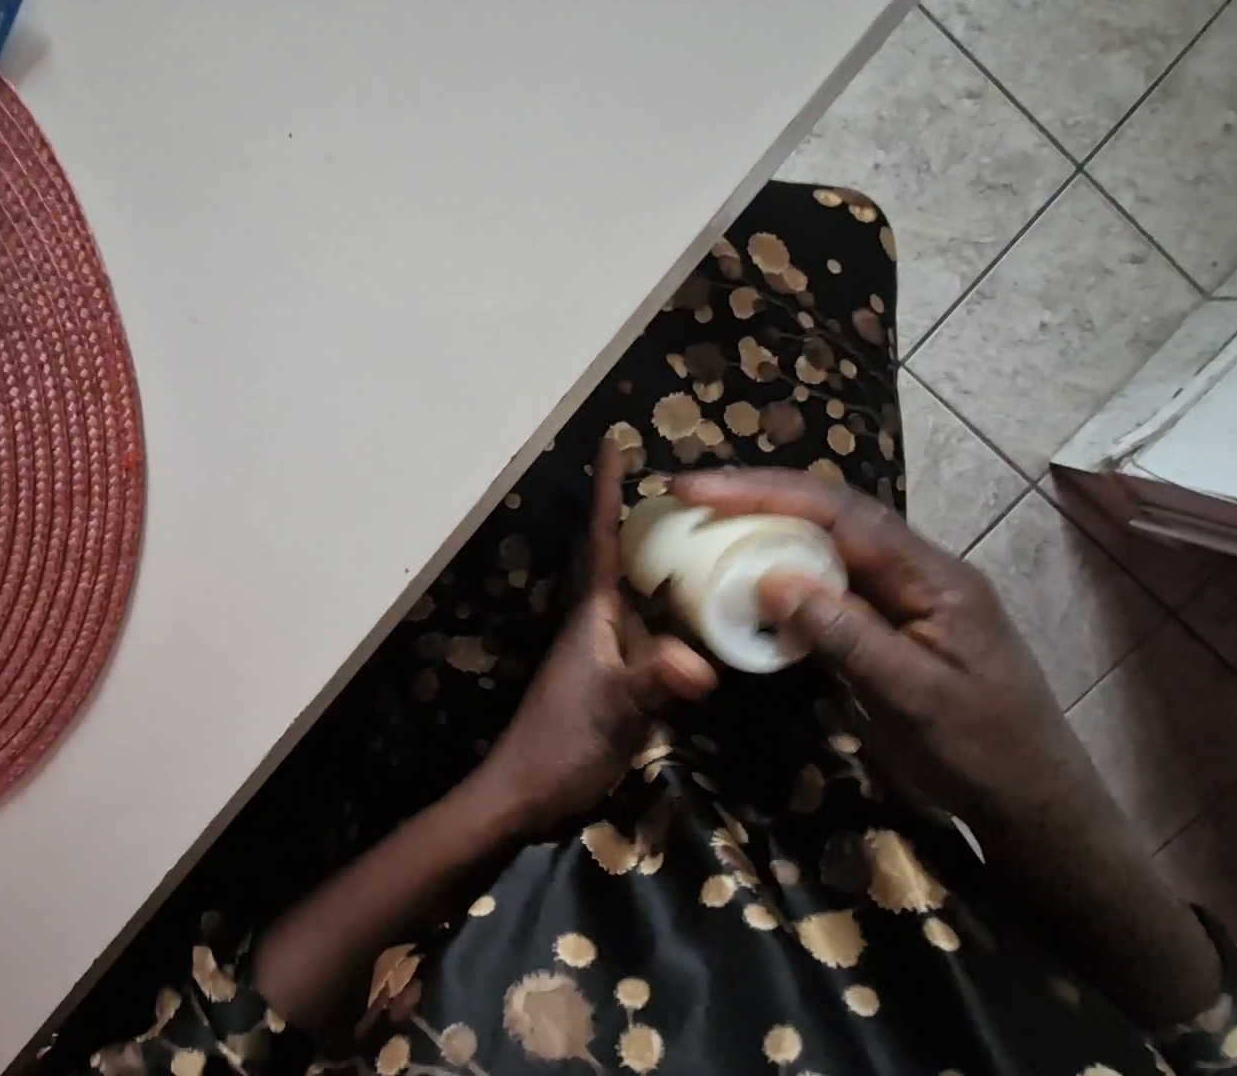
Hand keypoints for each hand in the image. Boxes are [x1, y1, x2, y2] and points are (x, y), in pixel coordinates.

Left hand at [470, 444, 716, 839]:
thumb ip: (652, 682)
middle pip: (620, 555)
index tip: (613, 443)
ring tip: (706, 534)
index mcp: (592, 613)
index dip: (606, 491)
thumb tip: (699, 664)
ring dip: (660, 561)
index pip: (601, 538)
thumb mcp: (614, 709)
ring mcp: (606, 649)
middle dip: (642, 516)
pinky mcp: (616, 677)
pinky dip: (673, 612)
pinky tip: (703, 615)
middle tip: (687, 485)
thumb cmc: (563, 742)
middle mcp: (598, 621)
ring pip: (637, 591)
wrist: (530, 792)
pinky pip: (650, 629)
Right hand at [674, 467, 1095, 825]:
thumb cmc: (984, 751)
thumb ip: (846, 635)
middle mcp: (912, 570)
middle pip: (827, 514)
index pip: (839, 512)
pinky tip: (744, 582)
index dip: (765, 494)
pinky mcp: (881, 622)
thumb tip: (769, 578)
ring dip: (763, 532)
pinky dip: (778, 578)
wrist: (1033, 802)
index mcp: (931, 575)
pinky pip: (823, 586)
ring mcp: (896, 596)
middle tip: (688, 500)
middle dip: (756, 499)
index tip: (698, 492)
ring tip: (703, 528)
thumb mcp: (914, 698)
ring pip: (822, 545)